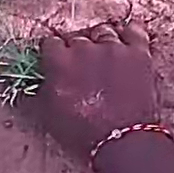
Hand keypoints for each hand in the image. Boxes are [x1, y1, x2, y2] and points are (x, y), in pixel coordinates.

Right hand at [37, 23, 157, 157]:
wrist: (122, 140)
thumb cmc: (81, 132)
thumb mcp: (48, 114)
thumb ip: (40, 89)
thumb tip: (35, 79)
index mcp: (59, 62)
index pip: (50, 43)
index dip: (51, 53)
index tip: (53, 62)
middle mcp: (85, 49)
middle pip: (76, 37)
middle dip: (74, 49)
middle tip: (78, 65)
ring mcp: (114, 49)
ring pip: (103, 31)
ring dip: (98, 41)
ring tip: (100, 55)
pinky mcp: (138, 54)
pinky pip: (134, 31)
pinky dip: (127, 33)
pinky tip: (123, 40)